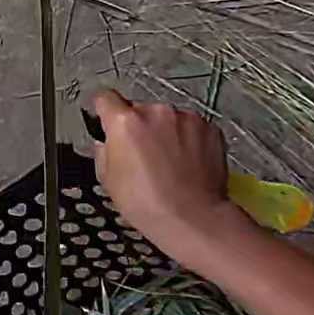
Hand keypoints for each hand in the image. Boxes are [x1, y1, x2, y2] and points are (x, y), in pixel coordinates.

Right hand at [90, 90, 248, 253]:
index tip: (107, 121)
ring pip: (167, 118)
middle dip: (138, 126)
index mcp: (125, 122)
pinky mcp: (209, 127)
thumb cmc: (142, 201)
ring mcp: (186, 117)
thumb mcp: (108, 179)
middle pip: (139, 110)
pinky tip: (187, 163)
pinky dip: (187, 139)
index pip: (106, 98)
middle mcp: (156, 111)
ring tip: (169, 161)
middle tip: (142, 154)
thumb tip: (108, 141)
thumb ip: (104, 151)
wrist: (190, 216)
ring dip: (164, 132)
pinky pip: (190, 127)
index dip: (104, 109)